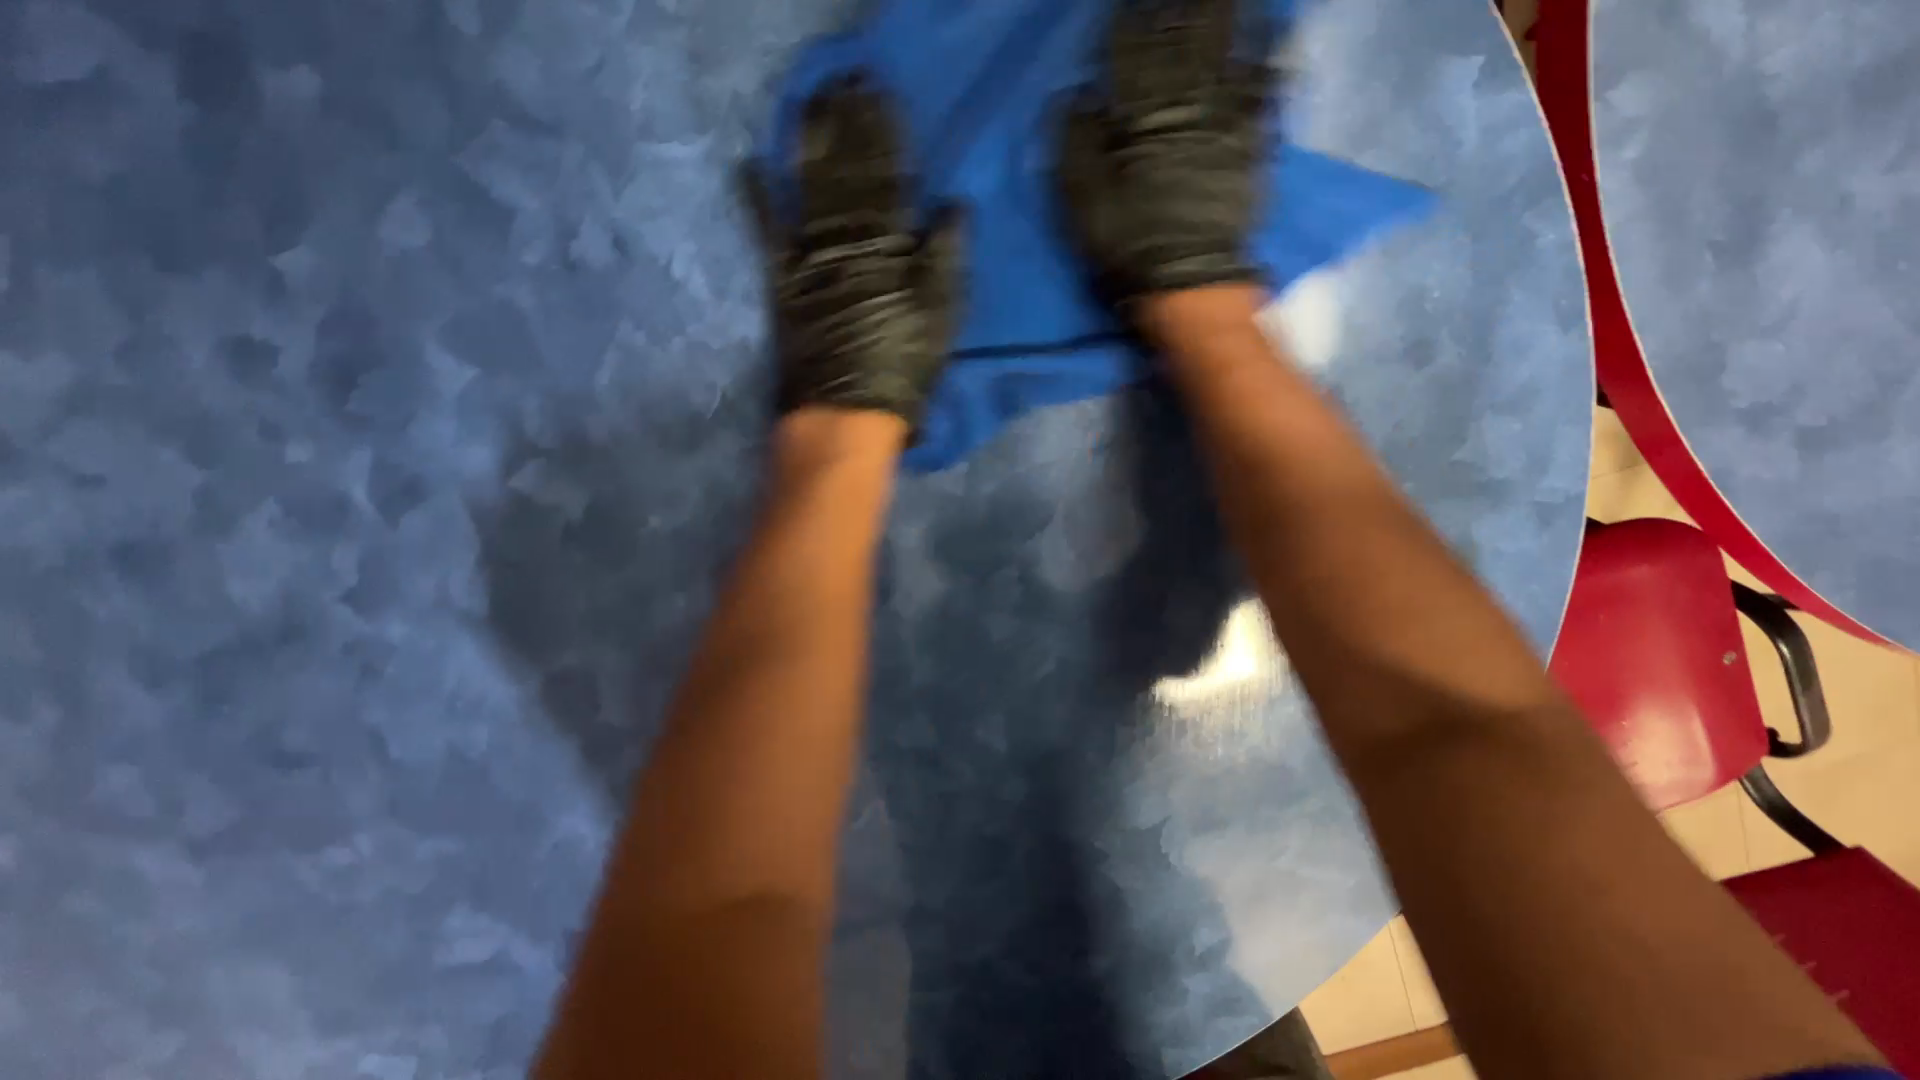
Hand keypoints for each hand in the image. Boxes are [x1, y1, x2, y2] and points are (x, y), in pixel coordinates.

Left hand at [746, 75, 965, 433]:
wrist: (846, 414)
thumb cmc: (904, 369)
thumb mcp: (943, 316)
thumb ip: (946, 258)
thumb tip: (953, 206)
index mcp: (891, 244)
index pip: (889, 176)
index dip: (885, 134)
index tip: (880, 96)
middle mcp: (846, 239)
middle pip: (848, 172)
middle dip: (848, 125)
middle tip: (845, 83)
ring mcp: (810, 258)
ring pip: (811, 188)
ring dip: (811, 144)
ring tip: (813, 105)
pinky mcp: (783, 283)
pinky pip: (769, 232)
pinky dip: (760, 199)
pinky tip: (752, 166)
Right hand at [1057, 0, 1278, 311]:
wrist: (1189, 283)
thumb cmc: (1127, 243)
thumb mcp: (1081, 200)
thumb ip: (1076, 142)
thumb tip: (1080, 97)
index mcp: (1137, 115)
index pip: (1129, 49)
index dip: (1128, 20)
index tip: (1128, 5)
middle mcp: (1182, 104)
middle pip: (1182, 35)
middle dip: (1179, 6)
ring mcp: (1222, 118)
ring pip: (1226, 48)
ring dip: (1226, 15)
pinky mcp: (1251, 139)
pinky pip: (1264, 84)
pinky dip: (1269, 53)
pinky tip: (1273, 28)